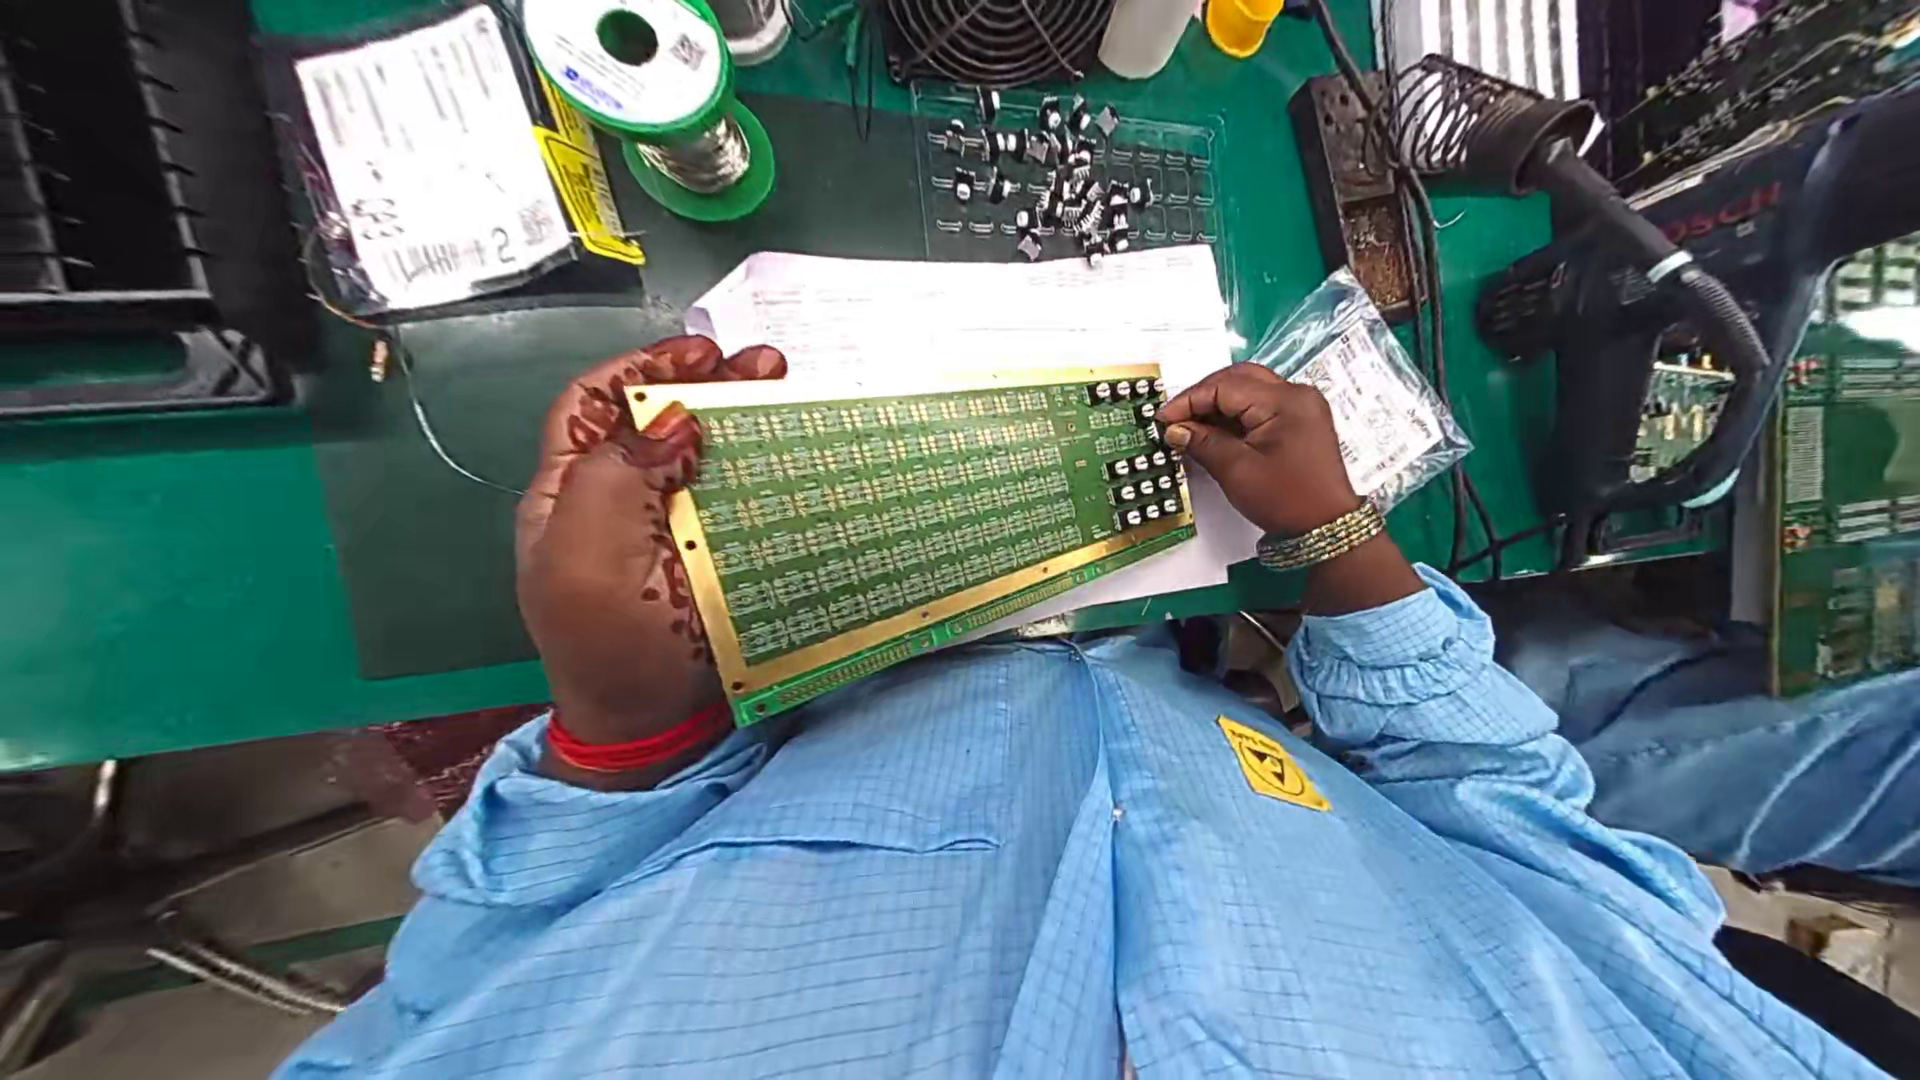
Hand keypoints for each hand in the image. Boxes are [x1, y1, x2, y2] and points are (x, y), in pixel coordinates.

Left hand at [516, 335, 784, 786]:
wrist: (655, 720)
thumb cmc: (611, 644)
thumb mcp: (588, 559)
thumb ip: (616, 478)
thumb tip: (672, 417)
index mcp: (573, 492)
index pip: (597, 406)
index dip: (643, 369)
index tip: (700, 353)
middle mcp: (624, 498)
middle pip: (658, 421)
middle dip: (705, 383)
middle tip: (762, 365)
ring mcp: (675, 524)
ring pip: (704, 454)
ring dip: (740, 419)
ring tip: (783, 391)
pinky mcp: (719, 549)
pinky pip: (739, 496)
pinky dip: (764, 467)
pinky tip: (789, 451)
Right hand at [1157, 363, 1422, 613]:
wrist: (1324, 526)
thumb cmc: (1287, 499)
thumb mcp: (1236, 470)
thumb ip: (1203, 443)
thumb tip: (1176, 430)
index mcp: (1285, 402)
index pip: (1225, 386)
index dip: (1189, 400)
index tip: (1165, 419)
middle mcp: (1296, 395)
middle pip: (1237, 378)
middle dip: (1202, 395)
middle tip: (1176, 418)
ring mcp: (1299, 407)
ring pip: (1247, 389)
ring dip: (1216, 404)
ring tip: (1190, 427)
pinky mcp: (1296, 420)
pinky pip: (1257, 405)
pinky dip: (1231, 415)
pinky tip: (1212, 432)